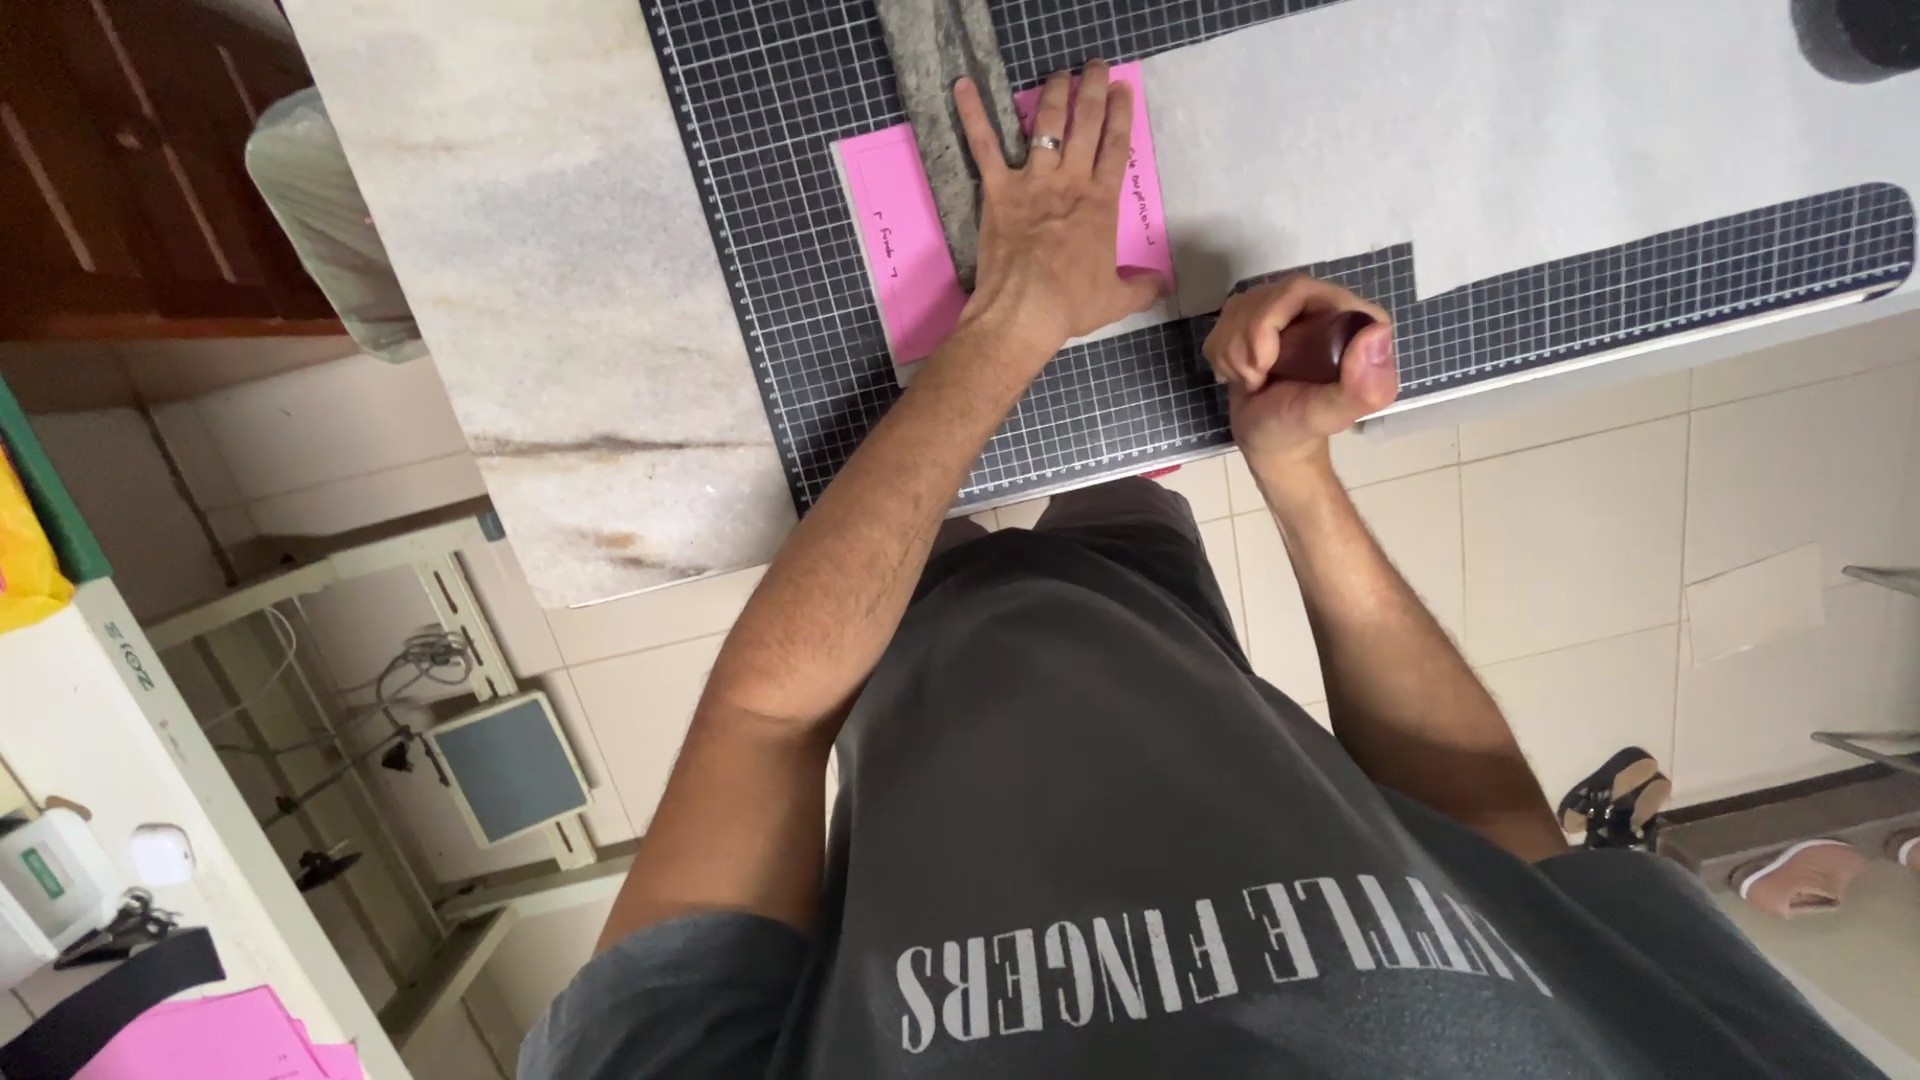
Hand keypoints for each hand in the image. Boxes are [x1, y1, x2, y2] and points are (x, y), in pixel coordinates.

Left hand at [952, 61, 1162, 360]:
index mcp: (1100, 203)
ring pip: (1046, 125)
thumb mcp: (1116, 299)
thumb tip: (1166, 286)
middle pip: (1085, 124)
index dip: (1120, 116)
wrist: (1026, 309)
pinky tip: (964, 88)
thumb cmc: (1071, 304)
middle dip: (1093, 90)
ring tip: (1059, 74)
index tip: (1122, 91)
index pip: (1115, 148)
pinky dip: (972, 115)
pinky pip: (985, 147)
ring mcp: (1033, 181)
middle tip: (1095, 67)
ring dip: (1054, 94)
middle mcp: (1070, 182)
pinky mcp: (999, 190)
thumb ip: (1142, 288)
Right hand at [1203, 276, 1397, 480]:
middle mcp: (1318, 308)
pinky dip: (1221, 356)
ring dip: (1232, 354)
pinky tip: (1241, 375)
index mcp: (1349, 318)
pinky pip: (1223, 322)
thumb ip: (1363, 384)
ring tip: (1252, 381)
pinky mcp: (1254, 325)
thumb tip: (1377, 332)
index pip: (1296, 290)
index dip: (1267, 322)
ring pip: (1238, 309)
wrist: (1268, 442)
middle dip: (1245, 343)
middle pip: (1261, 298)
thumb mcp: (1333, 413)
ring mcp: (1284, 315)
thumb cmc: (1299, 428)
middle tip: (1254, 378)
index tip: (1263, 365)